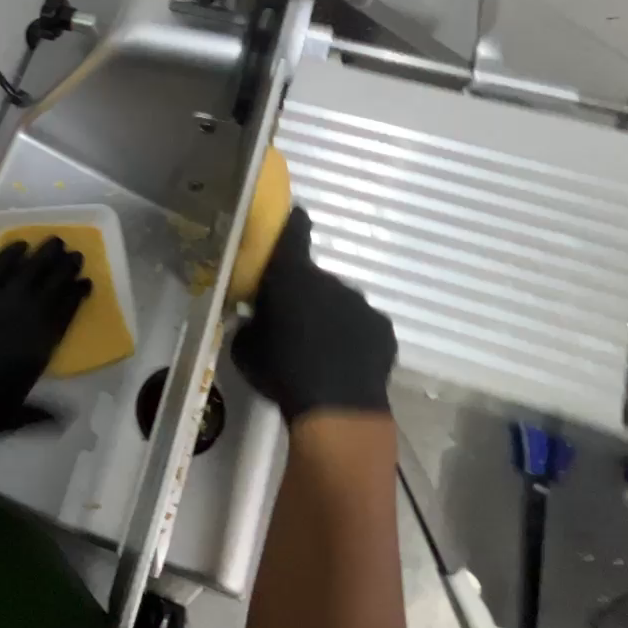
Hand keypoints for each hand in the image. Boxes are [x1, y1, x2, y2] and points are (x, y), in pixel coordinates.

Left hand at [0, 237, 90, 430]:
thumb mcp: (12, 415)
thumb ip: (40, 414)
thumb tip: (66, 418)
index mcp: (42, 341)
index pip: (68, 310)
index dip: (79, 294)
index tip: (86, 283)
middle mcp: (30, 313)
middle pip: (56, 282)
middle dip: (68, 267)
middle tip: (76, 255)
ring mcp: (5, 295)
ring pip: (34, 266)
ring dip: (46, 252)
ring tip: (55, 241)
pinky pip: (1, 262)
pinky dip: (12, 251)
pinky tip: (20, 244)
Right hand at [232, 209, 395, 420]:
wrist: (336, 410)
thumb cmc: (280, 372)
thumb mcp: (245, 348)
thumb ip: (249, 324)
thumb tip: (253, 320)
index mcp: (292, 277)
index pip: (294, 232)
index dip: (292, 224)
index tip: (293, 217)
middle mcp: (330, 281)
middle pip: (313, 278)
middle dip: (302, 294)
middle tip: (291, 322)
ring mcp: (361, 304)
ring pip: (338, 303)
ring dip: (327, 317)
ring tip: (317, 348)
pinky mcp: (383, 329)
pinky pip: (361, 326)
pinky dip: (350, 337)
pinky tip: (341, 362)